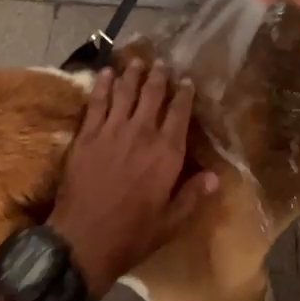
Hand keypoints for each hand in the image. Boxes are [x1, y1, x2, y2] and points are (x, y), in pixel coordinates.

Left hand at [49, 61, 217, 288]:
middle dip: (159, 76)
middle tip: (162, 62)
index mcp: (166, 154)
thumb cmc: (132, 235)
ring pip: (125, 92)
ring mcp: (112, 130)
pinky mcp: (88, 134)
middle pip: (152, 95)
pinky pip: (97, 102)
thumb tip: (216, 177)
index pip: (179, 113)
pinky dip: (103, 84)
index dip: (184, 94)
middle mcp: (142, 133)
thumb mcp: (170, 223)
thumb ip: (193, 196)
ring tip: (137, 61)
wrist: (83, 240)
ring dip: (132, 74)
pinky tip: (105, 73)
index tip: (187, 80)